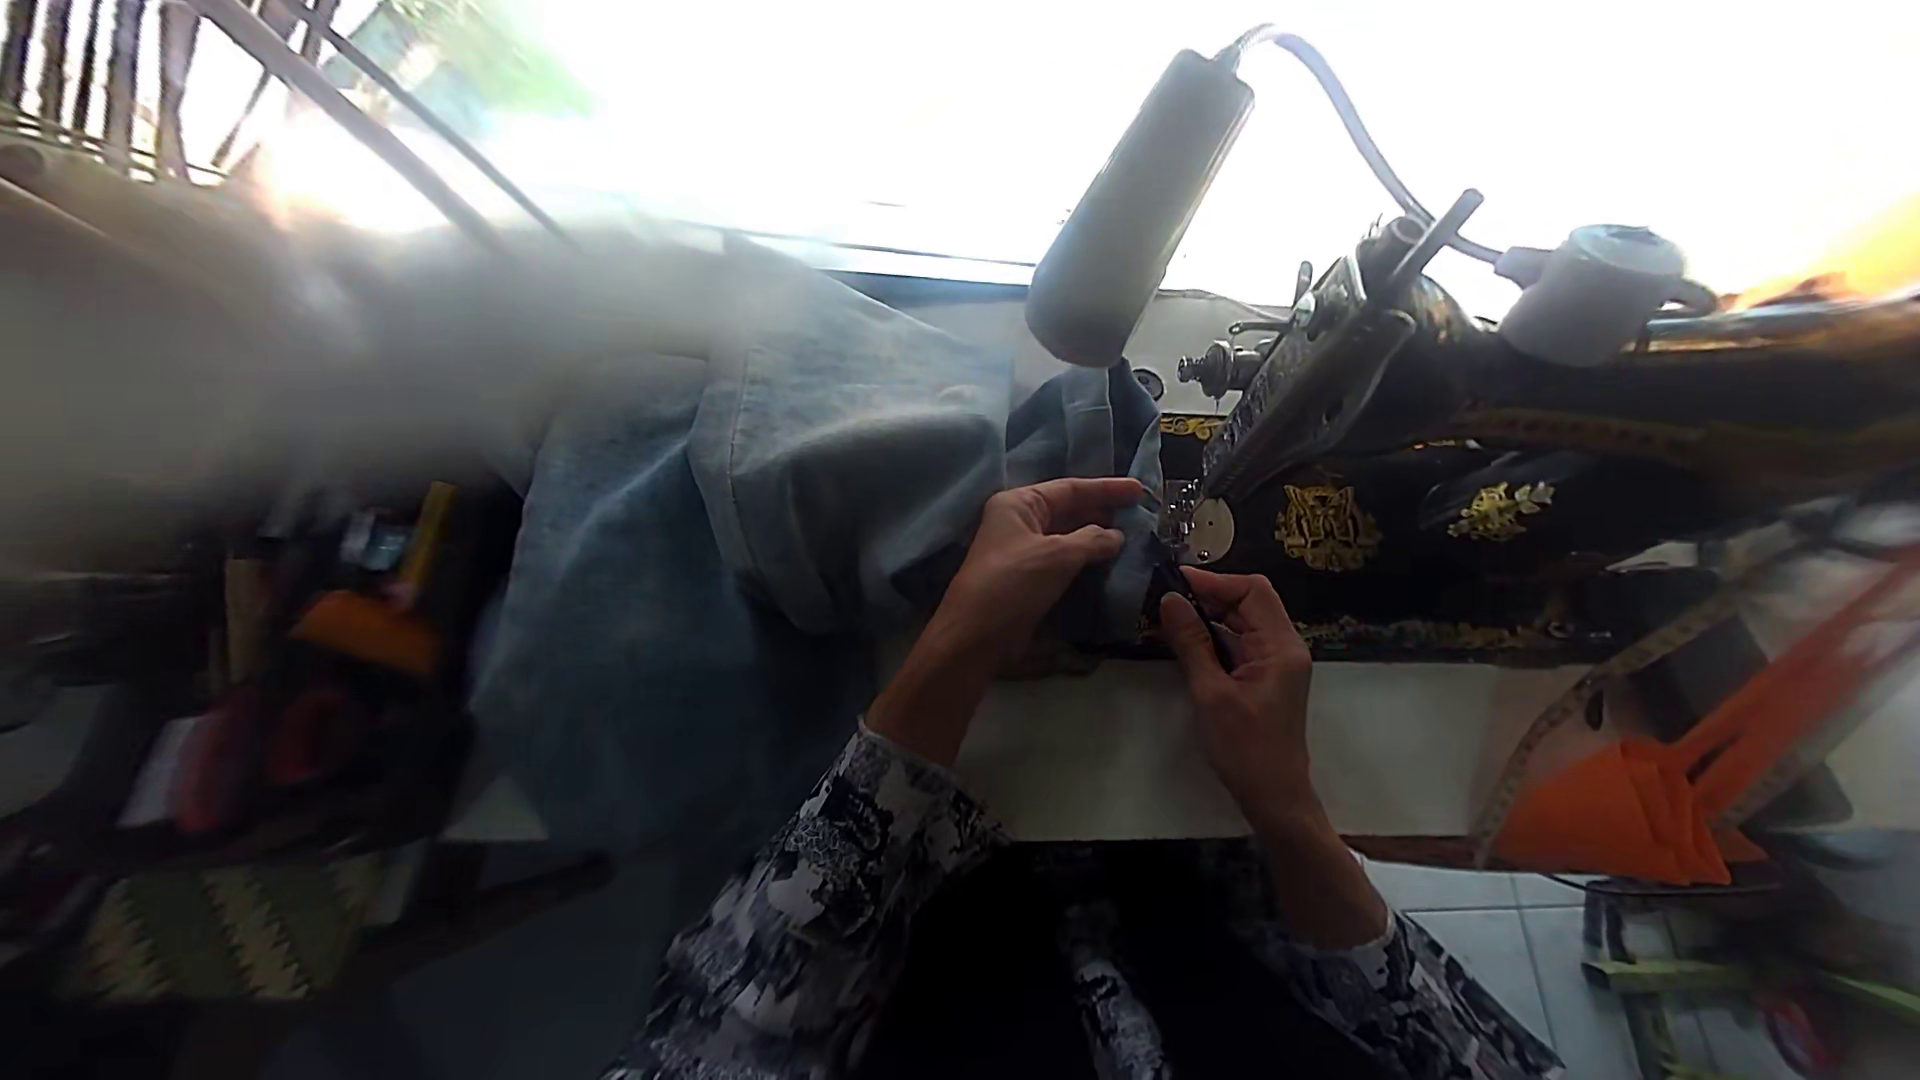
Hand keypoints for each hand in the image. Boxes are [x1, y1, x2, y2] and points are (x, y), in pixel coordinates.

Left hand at [867, 476, 1141, 766]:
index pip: (1068, 488)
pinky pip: (1063, 559)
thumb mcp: (1057, 555)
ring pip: (1067, 535)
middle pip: (1067, 509)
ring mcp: (1022, 550)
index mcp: (1018, 504)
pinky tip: (1110, 562)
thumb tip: (1116, 536)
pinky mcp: (1028, 577)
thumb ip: (1092, 540)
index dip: (1106, 488)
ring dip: (1097, 536)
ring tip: (1133, 536)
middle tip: (1141, 514)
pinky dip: (1085, 558)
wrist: (976, 635)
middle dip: (1103, 511)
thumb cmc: (1013, 584)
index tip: (1139, 491)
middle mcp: (1018, 521)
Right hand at [1159, 568, 1319, 829]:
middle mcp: (1284, 647)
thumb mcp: (1210, 693)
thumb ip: (1191, 642)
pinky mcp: (1263, 675)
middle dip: (1209, 594)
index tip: (1175, 581)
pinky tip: (1186, 638)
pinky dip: (1213, 634)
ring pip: (1242, 620)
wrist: (1272, 796)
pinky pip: (1239, 640)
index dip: (1214, 581)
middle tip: (1166, 596)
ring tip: (1170, 613)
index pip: (1253, 591)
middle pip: (1249, 601)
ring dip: (1209, 613)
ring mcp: (1276, 661)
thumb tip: (1169, 599)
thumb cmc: (1244, 747)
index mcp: (1281, 647)